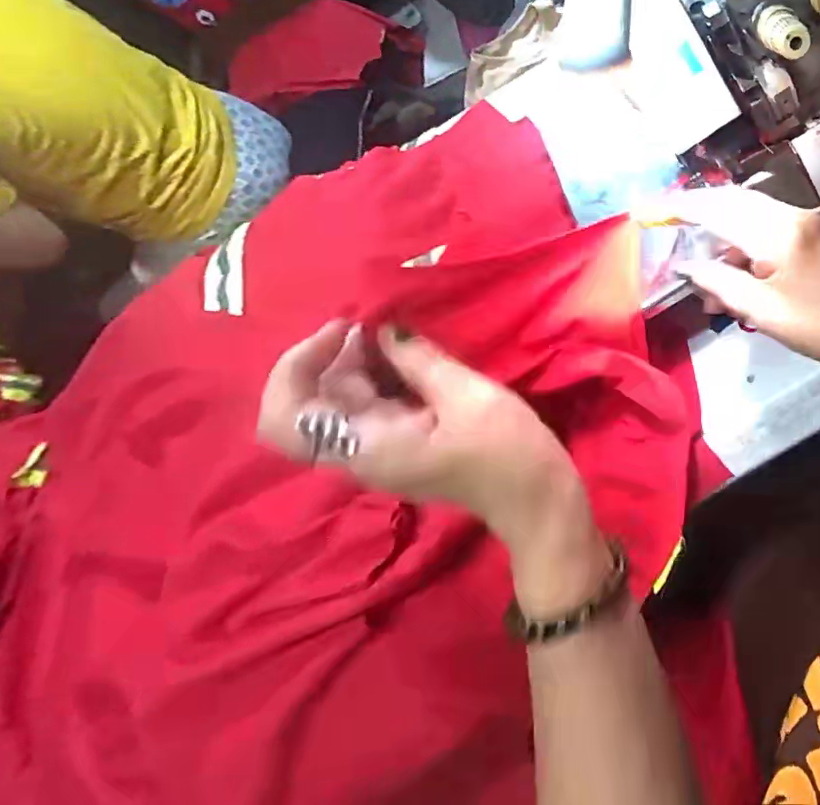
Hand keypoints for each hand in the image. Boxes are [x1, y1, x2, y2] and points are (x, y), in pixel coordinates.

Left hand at [258, 321, 585, 546]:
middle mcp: (361, 450)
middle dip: (336, 354)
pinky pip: (373, 403)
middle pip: (314, 400)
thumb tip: (385, 332)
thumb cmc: (505, 449)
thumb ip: (419, 361)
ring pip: (343, 399)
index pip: (284, 419)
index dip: (294, 368)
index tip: (343, 331)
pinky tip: (413, 352)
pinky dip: (382, 373)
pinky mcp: (404, 440)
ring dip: (360, 360)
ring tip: (398, 330)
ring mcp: (382, 447)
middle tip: (379, 321)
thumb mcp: (467, 395)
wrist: (535, 498)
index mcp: (366, 447)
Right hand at [655, 187, 819, 367]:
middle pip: (734, 202)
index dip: (682, 208)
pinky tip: (732, 282)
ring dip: (722, 241)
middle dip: (699, 212)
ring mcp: (805, 223)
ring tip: (705, 284)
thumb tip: (686, 266)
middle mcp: (793, 216)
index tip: (652, 209)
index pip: (719, 210)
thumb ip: (721, 282)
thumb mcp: (764, 311)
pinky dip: (744, 250)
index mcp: (780, 232)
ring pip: (749, 217)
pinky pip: (767, 231)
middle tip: (669, 224)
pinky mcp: (811, 235)